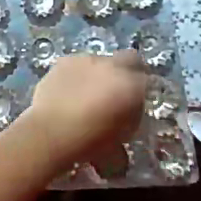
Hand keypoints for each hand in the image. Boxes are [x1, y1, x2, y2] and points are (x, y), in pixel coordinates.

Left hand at [21, 51, 147, 162]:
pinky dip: (76, 74)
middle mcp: (114, 66)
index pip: (147, 79)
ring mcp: (87, 60)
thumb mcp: (121, 137)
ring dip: (98, 72)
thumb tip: (125, 117)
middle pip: (128, 59)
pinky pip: (77, 64)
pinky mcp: (64, 61)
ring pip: (100, 61)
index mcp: (133, 85)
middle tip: (115, 90)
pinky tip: (68, 90)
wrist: (53, 131)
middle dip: (125, 71)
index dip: (141, 88)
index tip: (135, 99)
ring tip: (87, 92)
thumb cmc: (92, 141)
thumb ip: (129, 120)